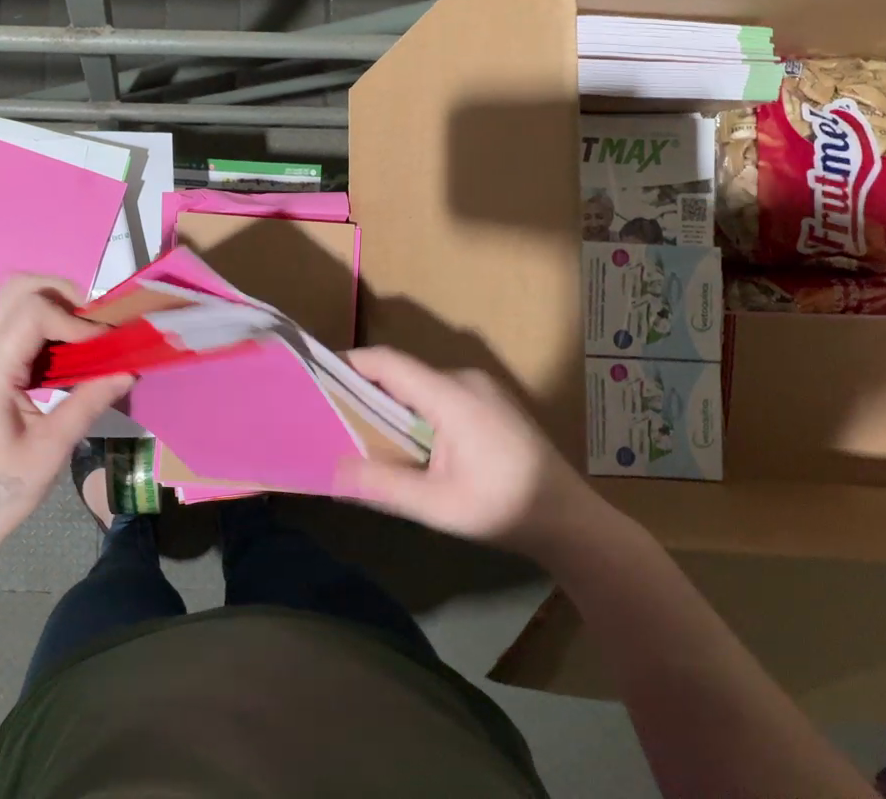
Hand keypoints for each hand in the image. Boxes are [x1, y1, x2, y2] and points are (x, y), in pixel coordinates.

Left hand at [0, 277, 131, 566]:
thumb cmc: (1, 488)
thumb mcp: (53, 447)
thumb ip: (90, 401)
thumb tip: (129, 369)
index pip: (35, 309)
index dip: (77, 319)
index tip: (108, 345)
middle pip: (17, 287)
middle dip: (63, 295)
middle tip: (96, 326)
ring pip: (10, 299)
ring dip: (51, 306)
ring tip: (85, 337)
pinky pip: (9, 322)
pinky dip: (40, 323)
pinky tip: (65, 354)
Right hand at [338, 347, 608, 557]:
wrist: (572, 522)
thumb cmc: (505, 510)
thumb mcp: (437, 506)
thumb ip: (382, 484)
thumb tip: (331, 470)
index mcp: (452, 396)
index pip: (387, 363)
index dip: (347, 365)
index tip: (313, 379)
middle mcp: (465, 381)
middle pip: (400, 374)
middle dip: (361, 392)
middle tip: (328, 416)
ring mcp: (480, 390)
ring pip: (417, 387)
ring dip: (387, 406)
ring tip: (357, 432)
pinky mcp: (488, 404)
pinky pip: (436, 396)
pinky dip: (410, 412)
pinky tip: (401, 442)